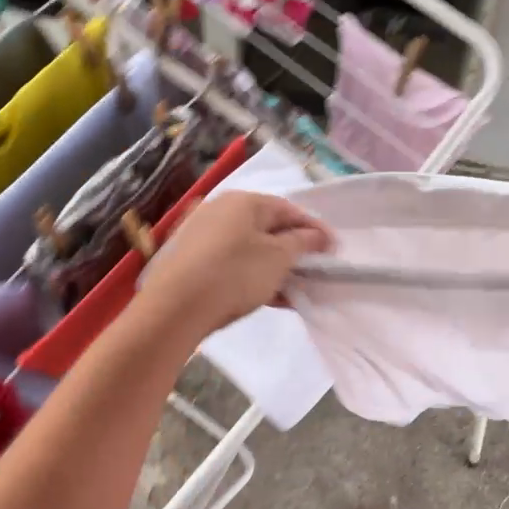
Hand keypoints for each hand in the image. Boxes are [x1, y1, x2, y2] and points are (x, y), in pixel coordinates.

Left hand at [141, 192, 331, 335]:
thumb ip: (303, 242)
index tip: (333, 250)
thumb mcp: (278, 258)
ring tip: (294, 289)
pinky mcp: (189, 260)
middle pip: (267, 227)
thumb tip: (317, 235)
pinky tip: (268, 297)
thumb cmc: (235, 274)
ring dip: (275, 266)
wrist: (175, 307)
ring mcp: (201, 234)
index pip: (288, 209)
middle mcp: (219, 209)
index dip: (314, 229)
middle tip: (314, 270)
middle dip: (294, 249)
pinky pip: (231, 262)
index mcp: (243, 200)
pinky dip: (253, 275)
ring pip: (249, 247)